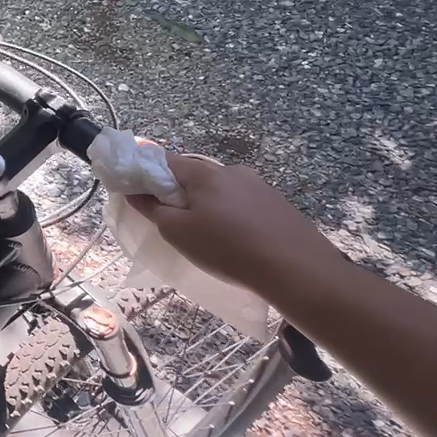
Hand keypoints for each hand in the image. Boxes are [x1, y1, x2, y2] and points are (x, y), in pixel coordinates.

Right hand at [125, 157, 348, 297]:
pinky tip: (239, 242)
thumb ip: (150, 208)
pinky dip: (234, 217)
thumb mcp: (176, 231)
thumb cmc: (228, 249)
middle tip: (175, 222)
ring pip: (221, 192)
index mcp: (205, 172)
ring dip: (209, 206)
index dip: (146, 174)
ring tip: (211, 237)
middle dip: (179, 194)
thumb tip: (134, 191)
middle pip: (193, 176)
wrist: (303, 275)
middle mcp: (233, 171)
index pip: (163, 160)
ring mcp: (262, 187)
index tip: (139, 195)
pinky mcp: (282, 206)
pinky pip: (245, 205)